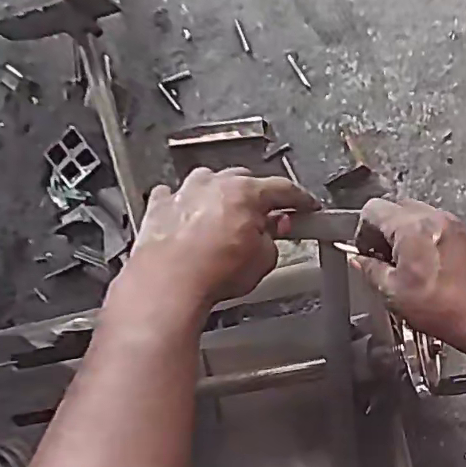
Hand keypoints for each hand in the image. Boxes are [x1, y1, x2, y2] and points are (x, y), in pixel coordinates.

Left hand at [110, 168, 317, 328]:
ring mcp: (184, 193)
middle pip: (245, 181)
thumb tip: (271, 232)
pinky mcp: (159, 208)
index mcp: (246, 192)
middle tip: (267, 221)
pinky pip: (176, 197)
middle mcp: (213, 184)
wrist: (167, 284)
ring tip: (228, 223)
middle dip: (258, 199)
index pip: (284, 188)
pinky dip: (187, 206)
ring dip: (222, 198)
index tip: (306, 205)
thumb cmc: (212, 271)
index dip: (300, 199)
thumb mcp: (265, 259)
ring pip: (210, 184)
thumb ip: (273, 238)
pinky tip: (192, 222)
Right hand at [350, 198, 465, 347]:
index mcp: (414, 228)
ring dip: (403, 233)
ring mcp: (452, 225)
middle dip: (383, 230)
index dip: (362, 231)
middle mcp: (435, 218)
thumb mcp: (393, 292)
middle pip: (395, 208)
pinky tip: (423, 265)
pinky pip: (434, 226)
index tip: (364, 251)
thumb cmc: (443, 309)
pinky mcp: (463, 236)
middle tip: (380, 258)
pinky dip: (423, 238)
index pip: (373, 209)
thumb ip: (370, 269)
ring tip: (403, 264)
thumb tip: (359, 260)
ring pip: (415, 215)